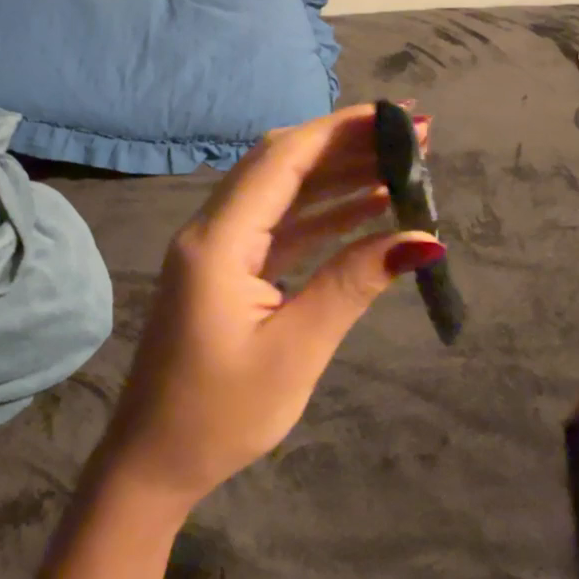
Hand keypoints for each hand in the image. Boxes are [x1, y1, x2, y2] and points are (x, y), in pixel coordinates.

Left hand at [101, 104, 443, 506]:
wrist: (155, 460)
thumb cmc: (221, 414)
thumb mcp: (295, 350)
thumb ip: (352, 285)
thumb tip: (422, 239)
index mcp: (217, 242)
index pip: (282, 161)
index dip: (340, 130)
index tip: (398, 118)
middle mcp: (210, 233)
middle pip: (280, 168)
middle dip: (344, 148)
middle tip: (412, 142)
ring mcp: (215, 253)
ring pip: (280, 197)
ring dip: (336, 181)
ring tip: (401, 172)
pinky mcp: (224, 275)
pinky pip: (276, 231)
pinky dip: (320, 219)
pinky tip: (367, 213)